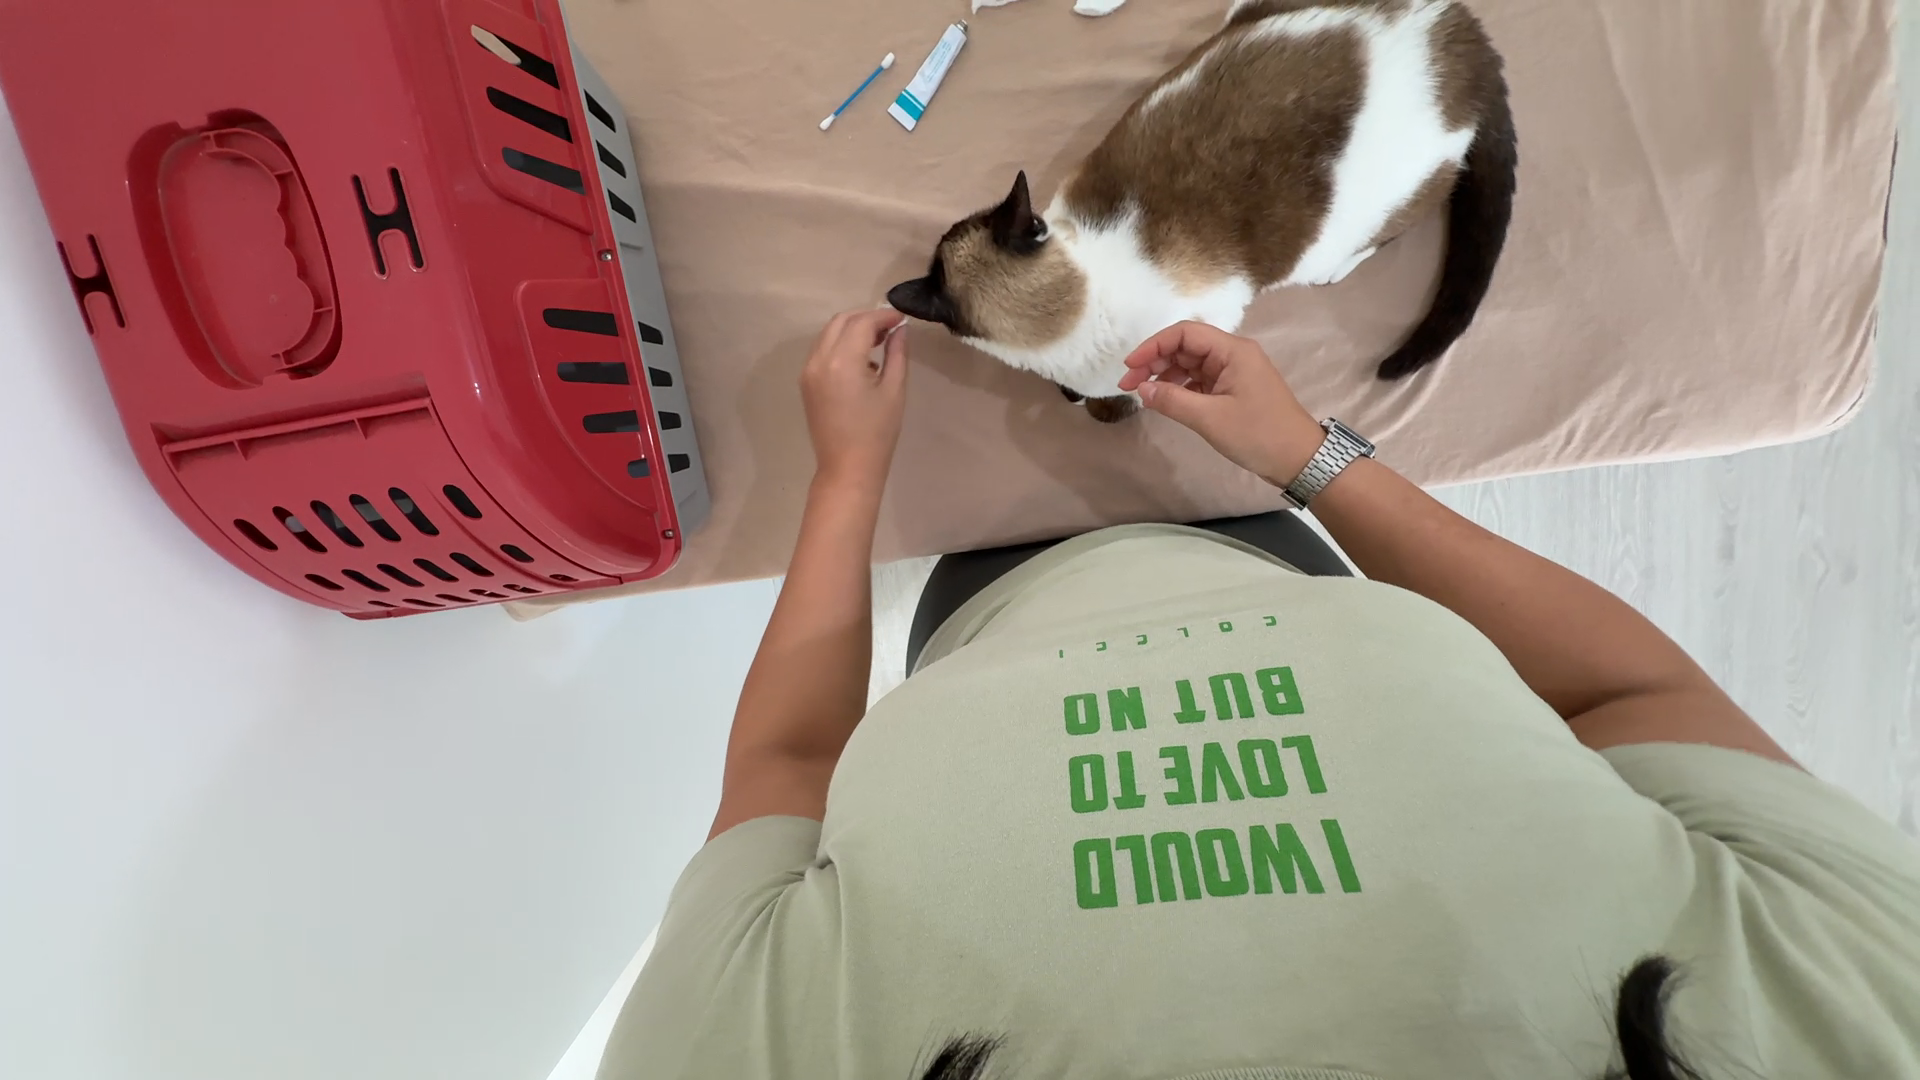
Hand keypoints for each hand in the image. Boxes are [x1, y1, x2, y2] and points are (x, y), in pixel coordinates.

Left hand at [801, 307, 910, 490]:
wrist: (848, 468)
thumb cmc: (877, 433)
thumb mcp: (894, 391)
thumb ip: (897, 354)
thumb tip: (900, 329)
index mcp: (842, 362)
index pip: (862, 323)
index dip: (883, 316)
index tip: (901, 320)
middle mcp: (819, 360)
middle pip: (841, 321)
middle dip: (866, 318)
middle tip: (890, 328)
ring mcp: (808, 371)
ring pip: (829, 334)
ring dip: (852, 330)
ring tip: (878, 342)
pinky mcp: (806, 383)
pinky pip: (822, 351)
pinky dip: (841, 345)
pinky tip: (861, 361)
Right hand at [1118, 322, 1324, 485]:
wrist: (1298, 458)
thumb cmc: (1258, 434)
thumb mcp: (1210, 418)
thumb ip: (1173, 400)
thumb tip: (1141, 389)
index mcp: (1232, 351)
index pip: (1185, 333)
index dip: (1153, 346)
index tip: (1130, 367)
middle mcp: (1232, 355)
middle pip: (1185, 347)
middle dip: (1154, 362)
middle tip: (1127, 385)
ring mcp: (1232, 373)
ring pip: (1189, 364)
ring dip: (1163, 375)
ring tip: (1141, 394)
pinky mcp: (1231, 390)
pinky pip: (1198, 381)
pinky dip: (1178, 388)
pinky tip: (1164, 400)